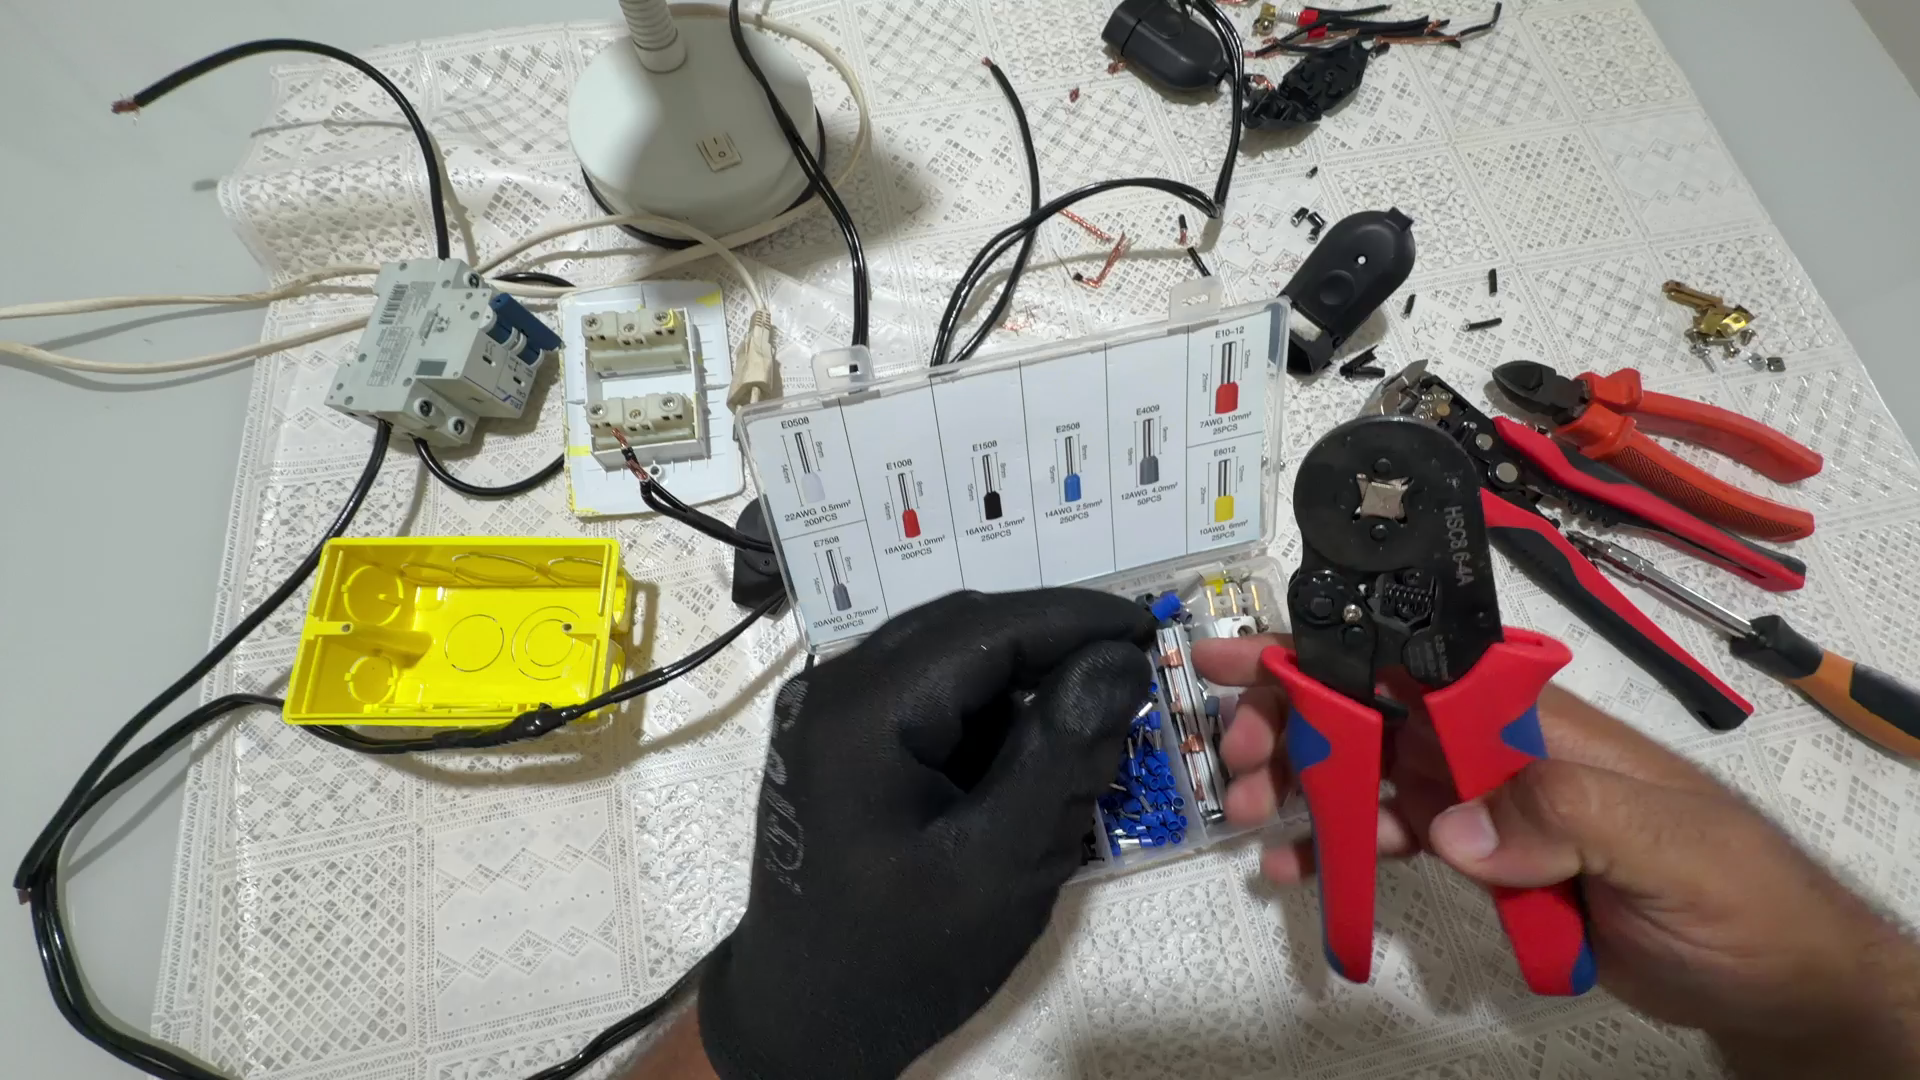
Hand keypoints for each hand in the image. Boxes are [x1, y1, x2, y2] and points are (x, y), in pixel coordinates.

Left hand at [697, 589, 1154, 1079]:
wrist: (807, 1020)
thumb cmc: (905, 957)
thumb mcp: (1003, 863)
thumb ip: (1062, 750)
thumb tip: (1118, 659)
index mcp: (861, 712)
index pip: (985, 629)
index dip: (1073, 618)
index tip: (1147, 628)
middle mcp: (834, 686)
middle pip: (961, 629)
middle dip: (1048, 641)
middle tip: (1125, 665)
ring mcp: (830, 705)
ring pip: (945, 653)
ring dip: (1018, 673)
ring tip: (1082, 709)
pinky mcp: (841, 729)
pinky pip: (925, 688)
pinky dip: (983, 704)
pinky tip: (1020, 743)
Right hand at [1195, 635, 1919, 1074]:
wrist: (1766, 976)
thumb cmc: (1735, 890)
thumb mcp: (1666, 842)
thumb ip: (1563, 817)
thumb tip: (1448, 828)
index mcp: (1511, 713)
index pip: (1398, 660)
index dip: (1313, 653)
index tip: (1242, 661)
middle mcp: (1471, 740)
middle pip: (1355, 710)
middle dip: (1284, 723)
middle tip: (1235, 758)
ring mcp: (1460, 794)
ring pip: (1352, 770)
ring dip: (1292, 786)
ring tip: (1248, 815)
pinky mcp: (1456, 846)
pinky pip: (1376, 835)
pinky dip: (1330, 848)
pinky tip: (1294, 866)